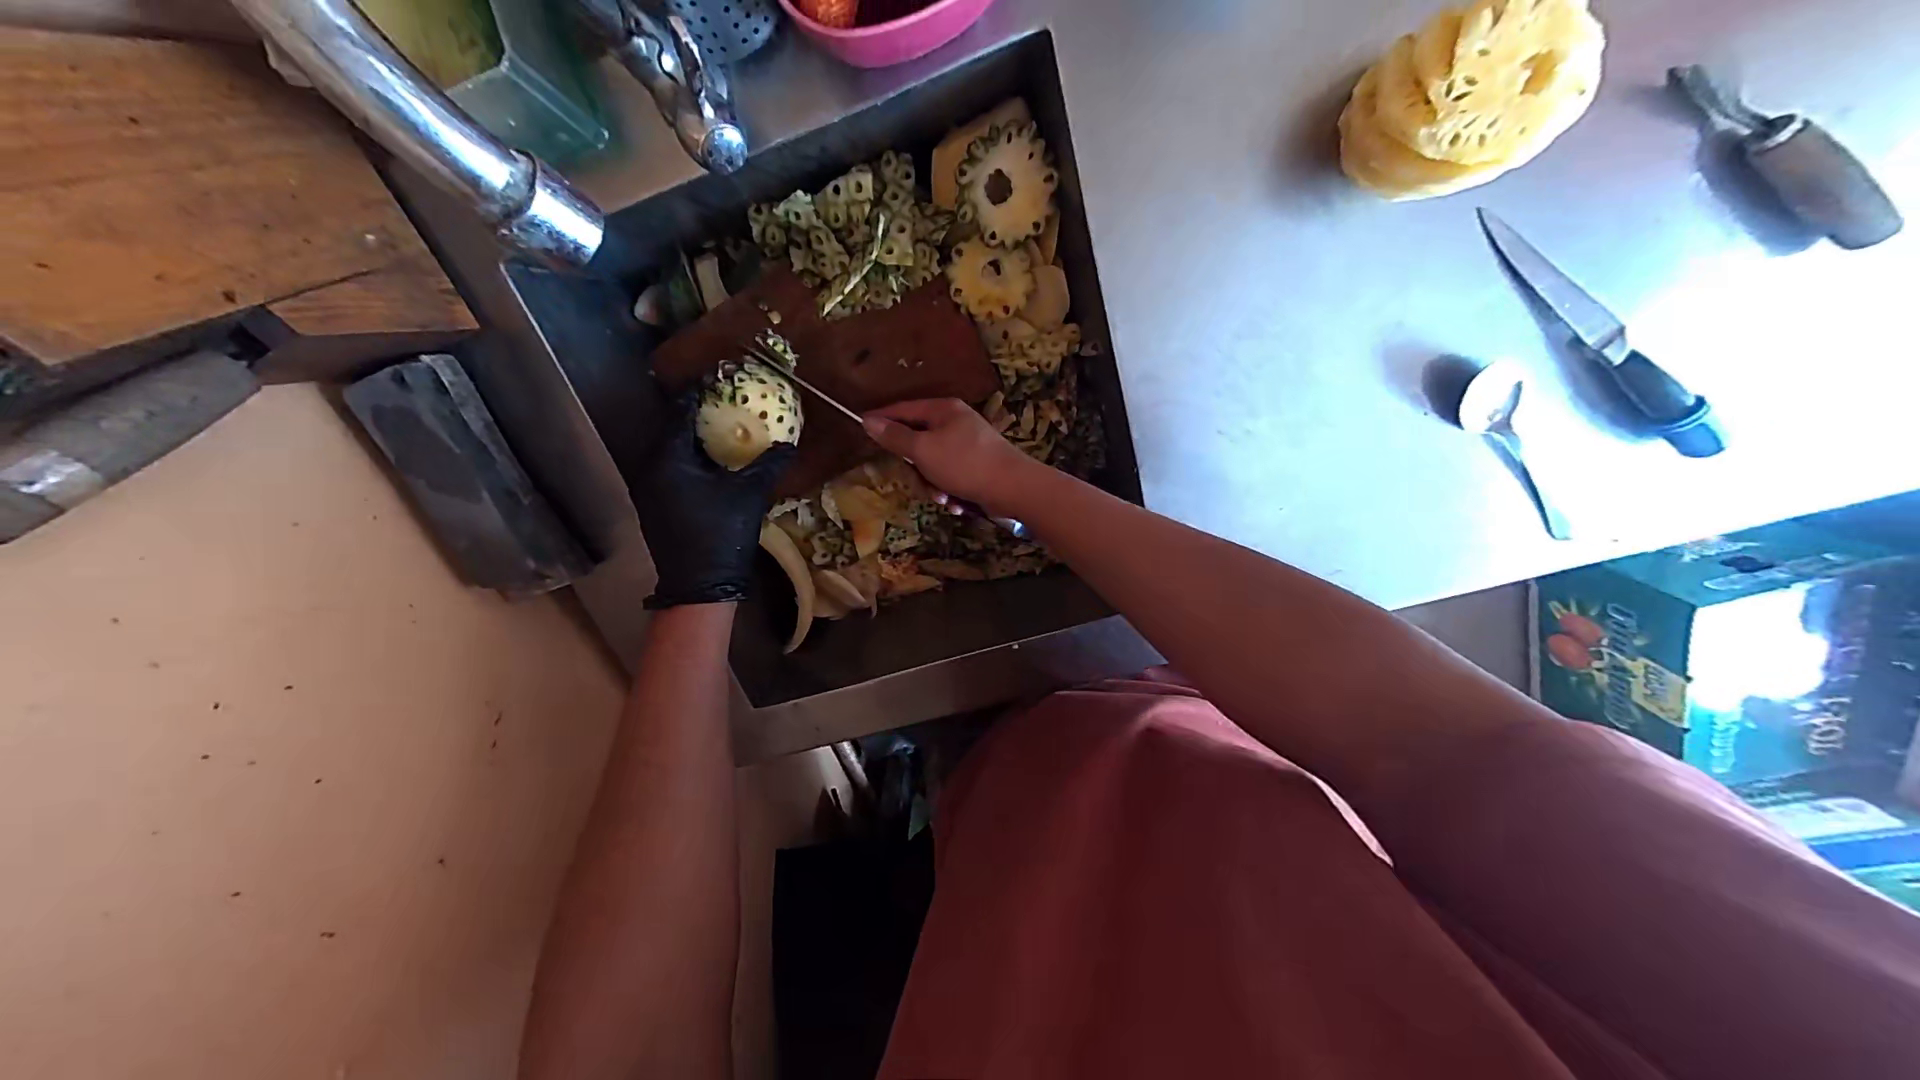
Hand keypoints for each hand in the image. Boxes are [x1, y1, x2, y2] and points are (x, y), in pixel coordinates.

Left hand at [630, 394, 794, 608]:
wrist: (699, 584)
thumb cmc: (721, 534)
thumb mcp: (749, 494)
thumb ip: (767, 464)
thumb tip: (788, 442)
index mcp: (667, 459)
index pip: (680, 412)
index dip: (698, 391)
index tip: (717, 376)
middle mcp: (649, 468)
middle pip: (671, 428)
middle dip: (697, 412)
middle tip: (723, 398)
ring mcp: (648, 488)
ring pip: (670, 449)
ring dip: (693, 436)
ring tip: (720, 424)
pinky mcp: (654, 504)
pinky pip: (670, 467)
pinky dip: (689, 457)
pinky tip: (712, 460)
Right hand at [861, 398, 1041, 513]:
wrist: (1013, 488)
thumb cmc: (965, 464)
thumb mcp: (923, 450)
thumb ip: (895, 437)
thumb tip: (869, 420)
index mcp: (943, 410)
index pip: (902, 409)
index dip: (881, 419)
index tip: (861, 427)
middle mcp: (956, 422)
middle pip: (917, 441)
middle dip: (915, 468)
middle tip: (918, 480)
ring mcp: (968, 444)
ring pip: (932, 464)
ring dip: (933, 485)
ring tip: (943, 497)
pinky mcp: (977, 466)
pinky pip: (951, 476)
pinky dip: (950, 491)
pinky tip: (956, 503)